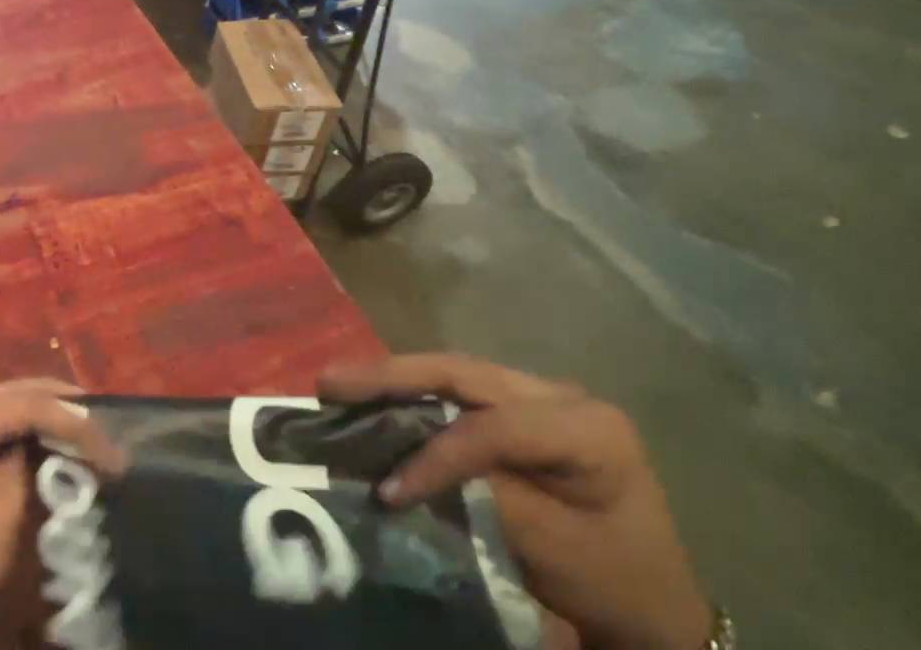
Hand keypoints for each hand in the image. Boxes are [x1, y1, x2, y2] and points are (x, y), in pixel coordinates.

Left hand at [0, 378, 122, 649]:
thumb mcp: (0, 512)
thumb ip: (36, 462)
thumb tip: (72, 437)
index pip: (29, 401)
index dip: (77, 423)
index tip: (117, 456)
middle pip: (26, 393)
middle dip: (73, 417)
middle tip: (116, 449)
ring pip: (22, 405)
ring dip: (61, 424)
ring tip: (101, 450)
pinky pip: (11, 424)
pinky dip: (43, 435)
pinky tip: (69, 452)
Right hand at [319, 354, 713, 649]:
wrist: (649, 605)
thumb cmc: (607, 579)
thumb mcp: (549, 545)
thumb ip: (480, 493)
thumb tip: (403, 469)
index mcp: (586, 428)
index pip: (493, 427)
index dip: (433, 453)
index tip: (387, 491)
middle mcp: (562, 396)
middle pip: (463, 374)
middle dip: (391, 376)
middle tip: (329, 382)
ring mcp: (540, 399)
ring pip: (453, 376)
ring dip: (393, 380)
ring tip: (337, 384)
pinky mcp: (521, 411)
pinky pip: (457, 393)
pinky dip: (410, 396)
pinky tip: (372, 399)